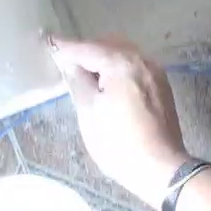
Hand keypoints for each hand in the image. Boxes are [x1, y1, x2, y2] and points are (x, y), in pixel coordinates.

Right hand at [46, 34, 189, 208]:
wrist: (160, 168)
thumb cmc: (119, 143)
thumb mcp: (89, 113)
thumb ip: (78, 82)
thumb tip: (71, 64)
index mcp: (122, 64)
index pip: (88, 49)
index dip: (66, 48)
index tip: (49, 43)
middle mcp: (142, 61)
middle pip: (108, 46)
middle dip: (87, 52)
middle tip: (65, 63)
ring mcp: (155, 73)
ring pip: (123, 55)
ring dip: (103, 60)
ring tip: (84, 75)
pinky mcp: (161, 87)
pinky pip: (134, 68)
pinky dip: (118, 69)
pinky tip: (107, 83)